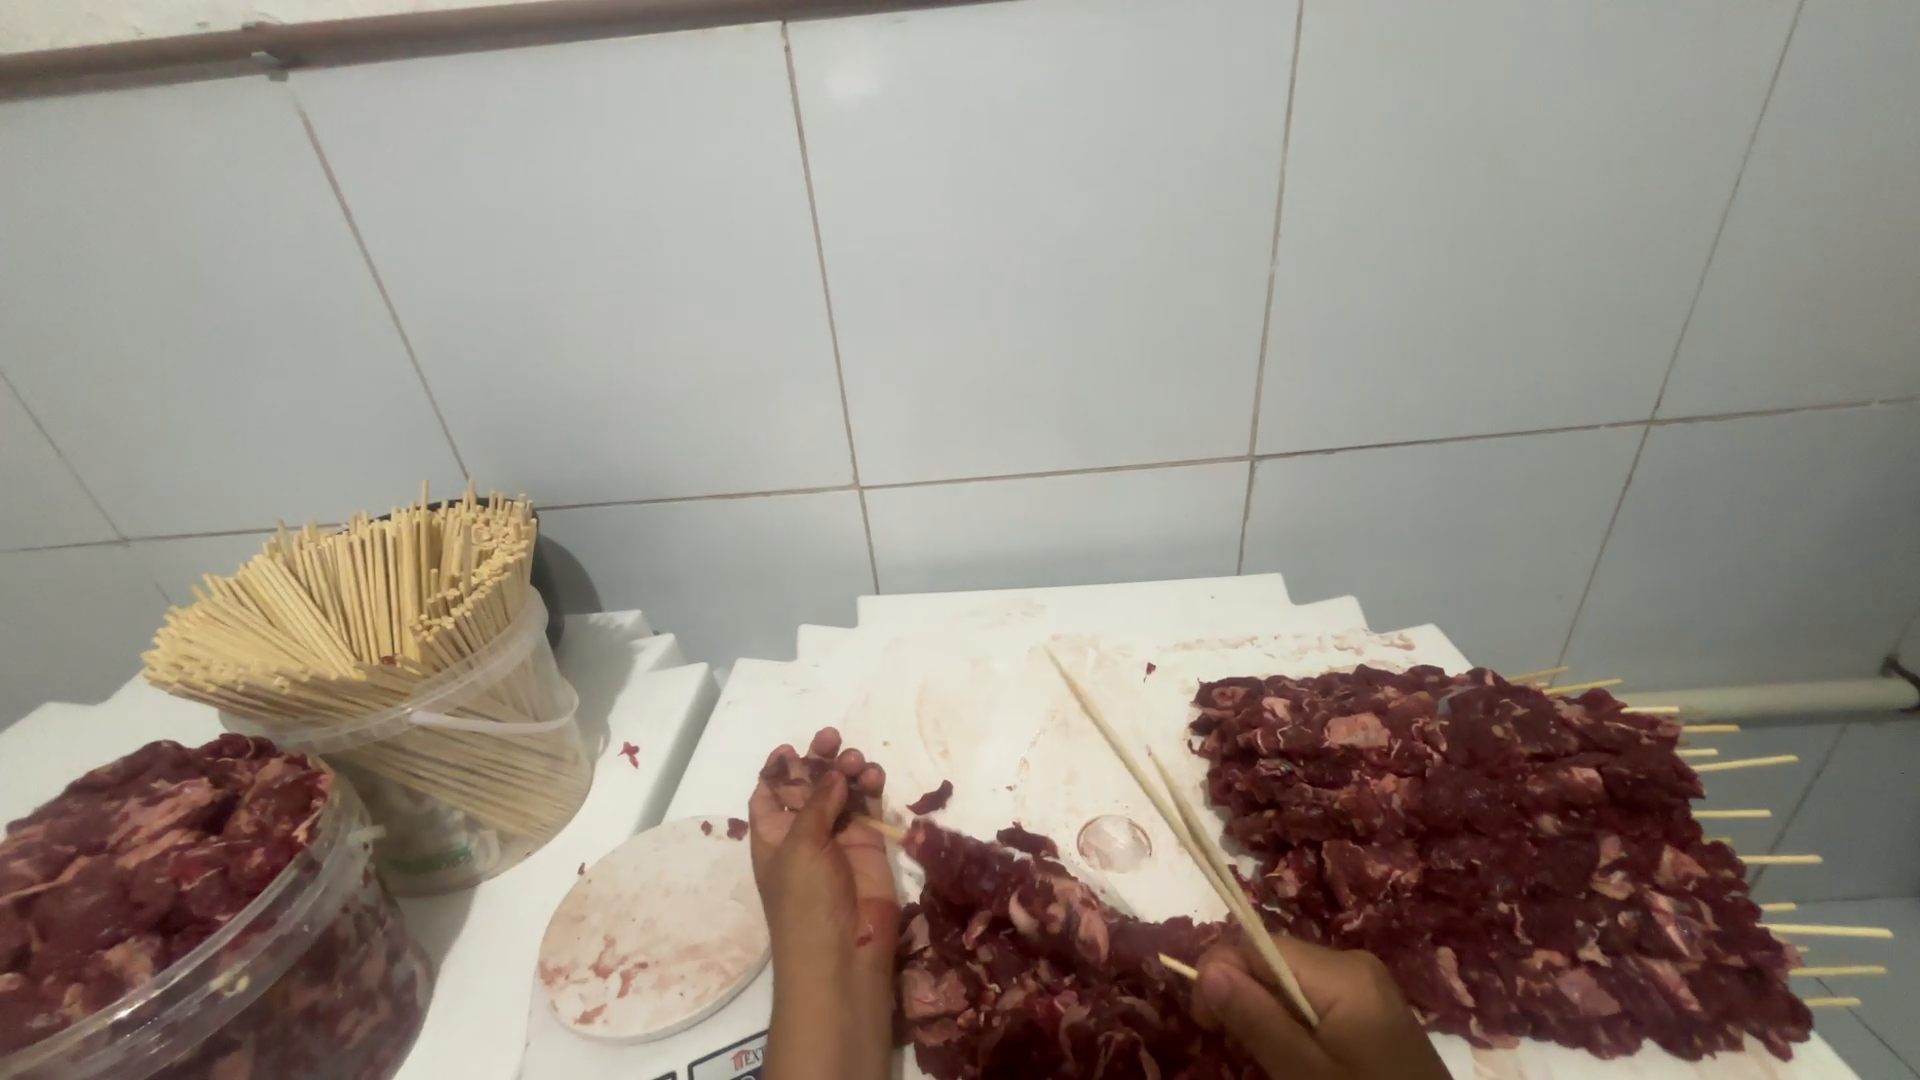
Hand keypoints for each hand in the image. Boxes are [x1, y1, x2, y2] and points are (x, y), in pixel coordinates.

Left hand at [750, 728, 896, 1079]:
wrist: (843, 953)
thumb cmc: (805, 901)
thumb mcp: (799, 847)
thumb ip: (816, 803)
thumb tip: (833, 774)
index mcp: (773, 834)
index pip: (769, 793)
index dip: (777, 769)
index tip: (790, 748)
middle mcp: (804, 832)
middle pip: (808, 784)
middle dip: (819, 759)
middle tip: (833, 738)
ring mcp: (837, 837)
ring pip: (841, 790)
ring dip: (848, 770)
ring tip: (858, 762)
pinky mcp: (869, 843)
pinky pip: (869, 805)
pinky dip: (871, 786)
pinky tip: (875, 776)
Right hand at [1191, 934, 1450, 1079]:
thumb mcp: (1308, 1077)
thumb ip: (1257, 1019)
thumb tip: (1206, 969)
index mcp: (1342, 971)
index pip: (1257, 943)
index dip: (1218, 971)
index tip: (1202, 1021)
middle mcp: (1353, 964)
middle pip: (1272, 959)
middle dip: (1240, 992)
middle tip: (1228, 1044)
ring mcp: (1366, 987)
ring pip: (1288, 980)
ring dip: (1262, 1010)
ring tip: (1260, 1056)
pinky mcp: (1371, 1012)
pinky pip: (1312, 999)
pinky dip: (1289, 1022)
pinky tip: (1291, 1056)